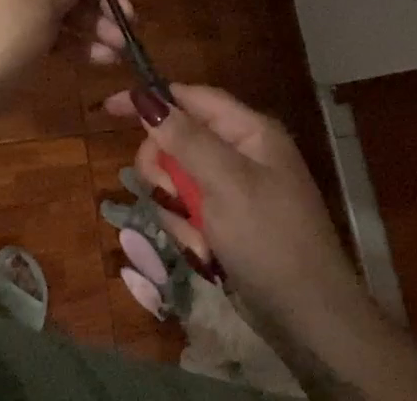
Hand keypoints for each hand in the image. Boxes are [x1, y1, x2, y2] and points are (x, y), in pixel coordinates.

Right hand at [105, 83, 370, 334]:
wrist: (308, 319)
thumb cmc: (270, 240)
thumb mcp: (225, 183)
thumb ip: (184, 139)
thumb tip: (147, 97)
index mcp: (250, 132)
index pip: (190, 98)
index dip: (151, 100)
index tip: (108, 109)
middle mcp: (240, 153)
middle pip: (177, 141)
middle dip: (166, 173)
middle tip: (171, 198)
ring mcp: (233, 190)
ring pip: (176, 180)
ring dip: (178, 211)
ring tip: (199, 238)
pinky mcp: (226, 222)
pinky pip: (188, 212)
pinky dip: (189, 232)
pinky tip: (206, 254)